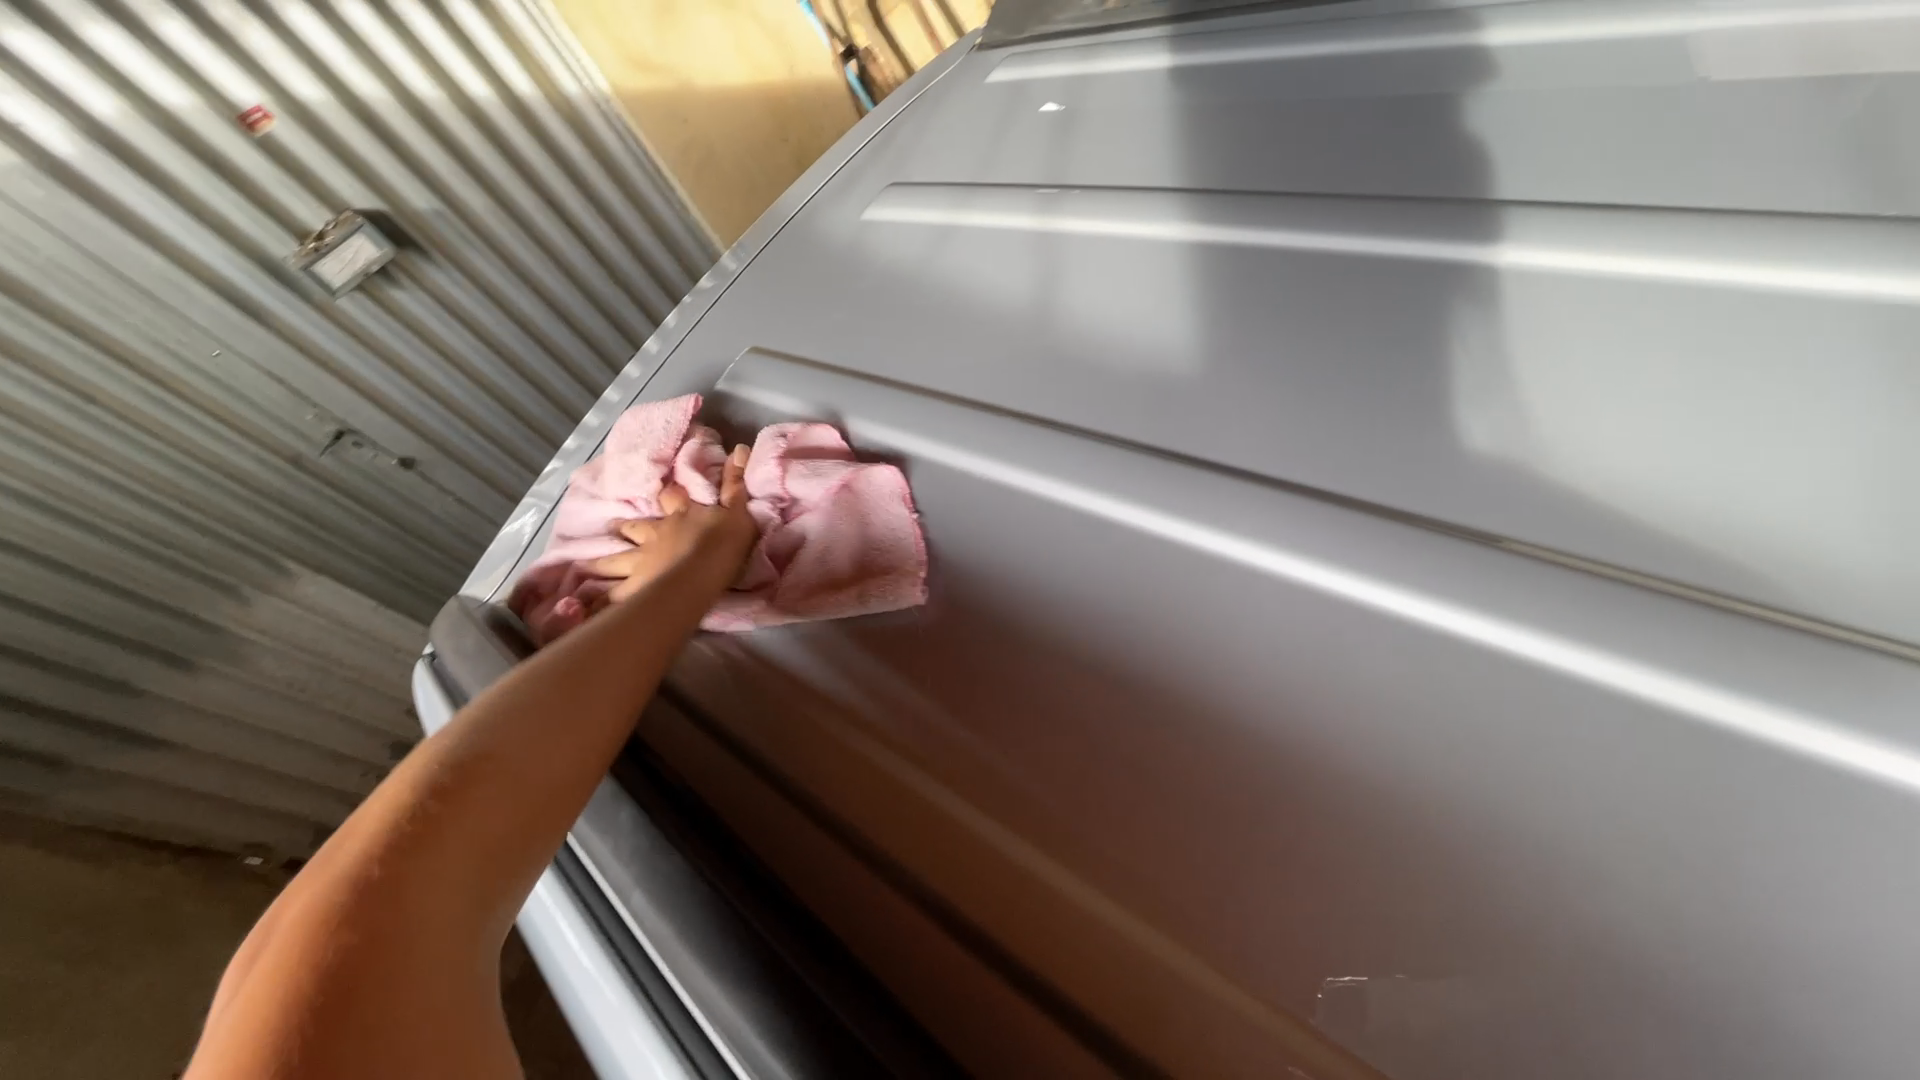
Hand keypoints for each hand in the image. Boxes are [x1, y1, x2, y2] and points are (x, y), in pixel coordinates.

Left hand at [587, 444, 756, 606]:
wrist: (702, 572)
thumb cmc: (722, 544)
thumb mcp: (737, 510)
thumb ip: (735, 483)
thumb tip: (740, 448)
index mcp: (680, 516)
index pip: (672, 498)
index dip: (667, 495)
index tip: (661, 492)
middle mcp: (655, 535)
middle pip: (634, 528)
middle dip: (622, 527)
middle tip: (610, 528)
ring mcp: (641, 561)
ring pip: (616, 561)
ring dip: (600, 564)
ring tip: (583, 568)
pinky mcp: (634, 587)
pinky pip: (613, 595)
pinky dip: (599, 601)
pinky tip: (586, 606)